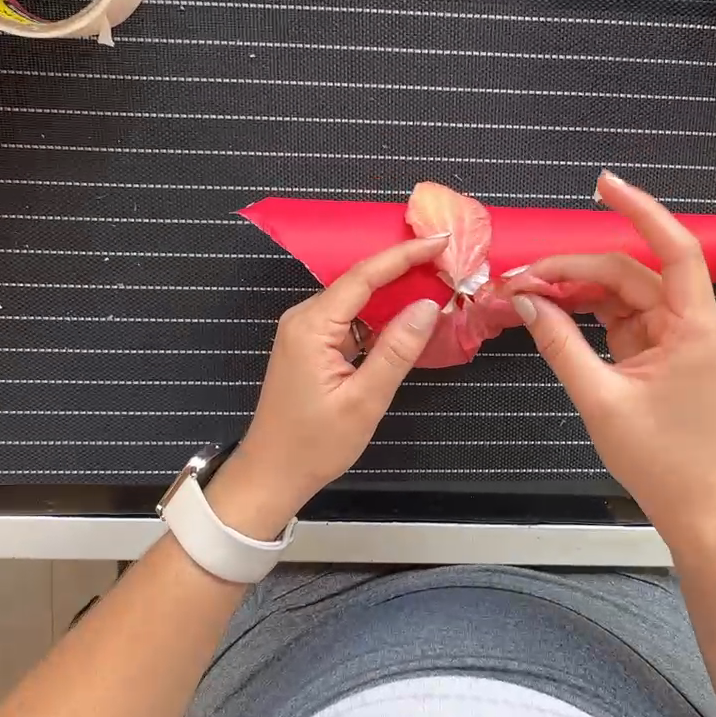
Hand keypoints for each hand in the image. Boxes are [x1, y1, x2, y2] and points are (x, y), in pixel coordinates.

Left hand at [213, 236, 446, 537]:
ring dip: (392, 288)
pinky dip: (378, 312)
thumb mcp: (364, 400)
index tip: (439, 241)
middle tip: (444, 258)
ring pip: (355, 297)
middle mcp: (303, 318)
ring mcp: (304, 330)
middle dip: (402, 266)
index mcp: (312, 325)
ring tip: (433, 278)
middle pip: (358, 280)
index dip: (404, 255)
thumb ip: (397, 350)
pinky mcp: (309, 344)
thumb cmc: (314, 444)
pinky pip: (349, 317)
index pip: (364, 276)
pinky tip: (404, 314)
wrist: (271, 475)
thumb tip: (428, 305)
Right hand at [507, 171, 715, 539]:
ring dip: (573, 285)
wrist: (686, 498)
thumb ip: (560, 345)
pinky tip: (548, 305)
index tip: (604, 185)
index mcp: (693, 328)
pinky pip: (613, 309)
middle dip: (573, 268)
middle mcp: (685, 320)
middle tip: (520, 277)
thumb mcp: (600, 399)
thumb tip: (524, 302)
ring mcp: (667, 331)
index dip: (642, 211)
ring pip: (618, 287)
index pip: (676, 250)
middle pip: (628, 270)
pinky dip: (581, 305)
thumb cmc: (656, 455)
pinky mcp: (650, 343)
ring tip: (525, 289)